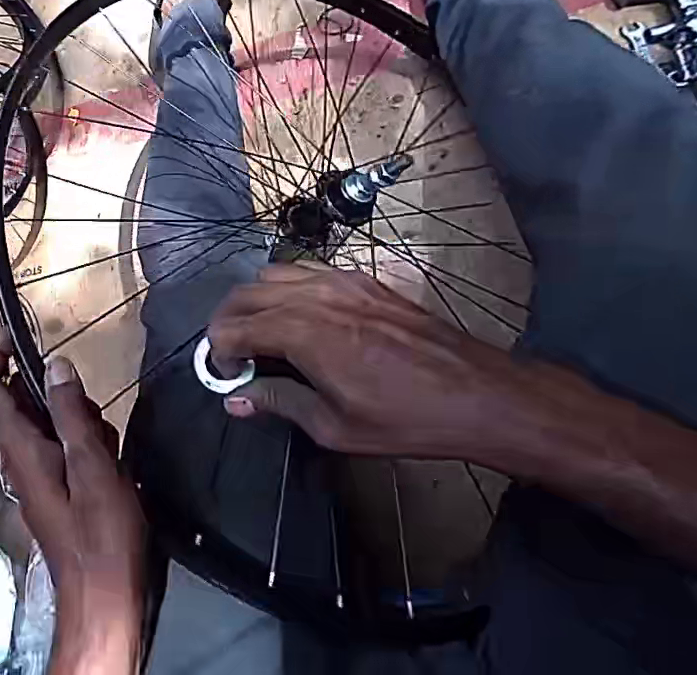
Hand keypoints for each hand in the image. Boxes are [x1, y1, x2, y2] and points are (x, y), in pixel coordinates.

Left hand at [0, 335, 145, 674]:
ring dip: (78, 418)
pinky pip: (64, 443)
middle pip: (23, 401)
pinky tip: (109, 461)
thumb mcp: (91, 465)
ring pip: (49, 420)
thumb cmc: (100, 534)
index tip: (15, 333)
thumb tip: (55, 363)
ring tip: (104, 443)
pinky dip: (86, 440)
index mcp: (20, 449)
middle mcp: (21, 457)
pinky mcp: (56, 484)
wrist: (105, 598)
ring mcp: (38, 472)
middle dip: (58, 392)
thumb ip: (71, 413)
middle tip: (90, 408)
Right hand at [208, 262, 543, 459]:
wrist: (477, 392)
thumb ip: (278, 403)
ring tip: (266, 334)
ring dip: (255, 301)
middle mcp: (311, 294)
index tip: (229, 377)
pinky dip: (288, 288)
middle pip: (243, 294)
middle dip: (227, 323)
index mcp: (300, 331)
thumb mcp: (334, 426)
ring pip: (270, 274)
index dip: (219, 354)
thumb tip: (235, 399)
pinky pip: (304, 270)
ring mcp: (337, 279)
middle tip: (235, 356)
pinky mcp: (359, 277)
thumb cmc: (405, 418)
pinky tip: (302, 316)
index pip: (232, 328)